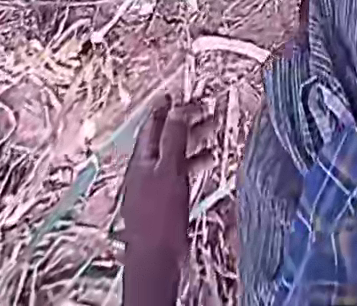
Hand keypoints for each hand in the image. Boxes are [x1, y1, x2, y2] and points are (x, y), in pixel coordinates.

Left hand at [120, 96, 204, 305]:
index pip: (152, 124)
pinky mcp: (164, 201)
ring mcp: (153, 186)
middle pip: (165, 136)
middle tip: (204, 107)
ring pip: (174, 153)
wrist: (156, 262)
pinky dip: (194, 160)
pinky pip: (180, 170)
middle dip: (185, 120)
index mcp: (142, 159)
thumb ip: (174, 138)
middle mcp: (145, 170)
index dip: (165, 107)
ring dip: (193, 139)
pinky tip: (208, 160)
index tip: (176, 93)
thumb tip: (177, 109)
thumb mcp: (170, 170)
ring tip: (214, 130)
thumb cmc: (160, 218)